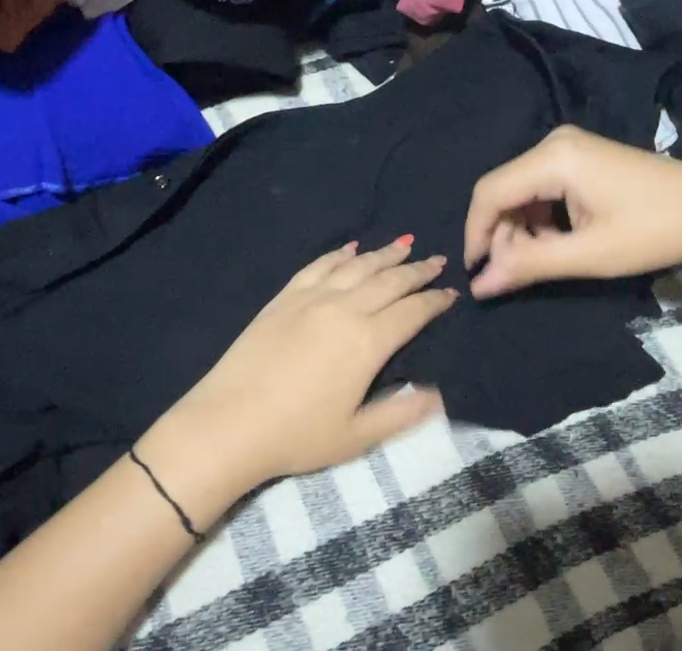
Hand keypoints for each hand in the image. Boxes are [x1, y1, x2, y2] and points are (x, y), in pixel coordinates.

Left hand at [151, 237, 456, 487]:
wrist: (229, 422)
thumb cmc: (297, 436)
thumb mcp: (358, 436)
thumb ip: (402, 413)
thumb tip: (439, 393)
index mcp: (368, 341)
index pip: (412, 312)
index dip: (435, 301)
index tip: (452, 293)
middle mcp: (344, 309)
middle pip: (389, 281)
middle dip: (417, 270)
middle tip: (437, 259)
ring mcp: (310, 299)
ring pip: (356, 266)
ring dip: (384, 254)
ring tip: (405, 244)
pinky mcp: (283, 298)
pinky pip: (318, 266)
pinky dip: (338, 254)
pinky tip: (350, 248)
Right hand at [463, 125, 681, 297]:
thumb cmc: (653, 232)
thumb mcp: (589, 255)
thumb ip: (529, 266)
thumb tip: (478, 285)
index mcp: (554, 157)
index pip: (490, 193)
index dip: (475, 235)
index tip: (475, 274)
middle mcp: (554, 142)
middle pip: (504, 190)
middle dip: (502, 234)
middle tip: (513, 274)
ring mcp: (569, 146)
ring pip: (520, 190)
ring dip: (521, 229)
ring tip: (540, 262)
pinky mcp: (581, 156)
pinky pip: (540, 186)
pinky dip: (539, 217)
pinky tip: (557, 242)